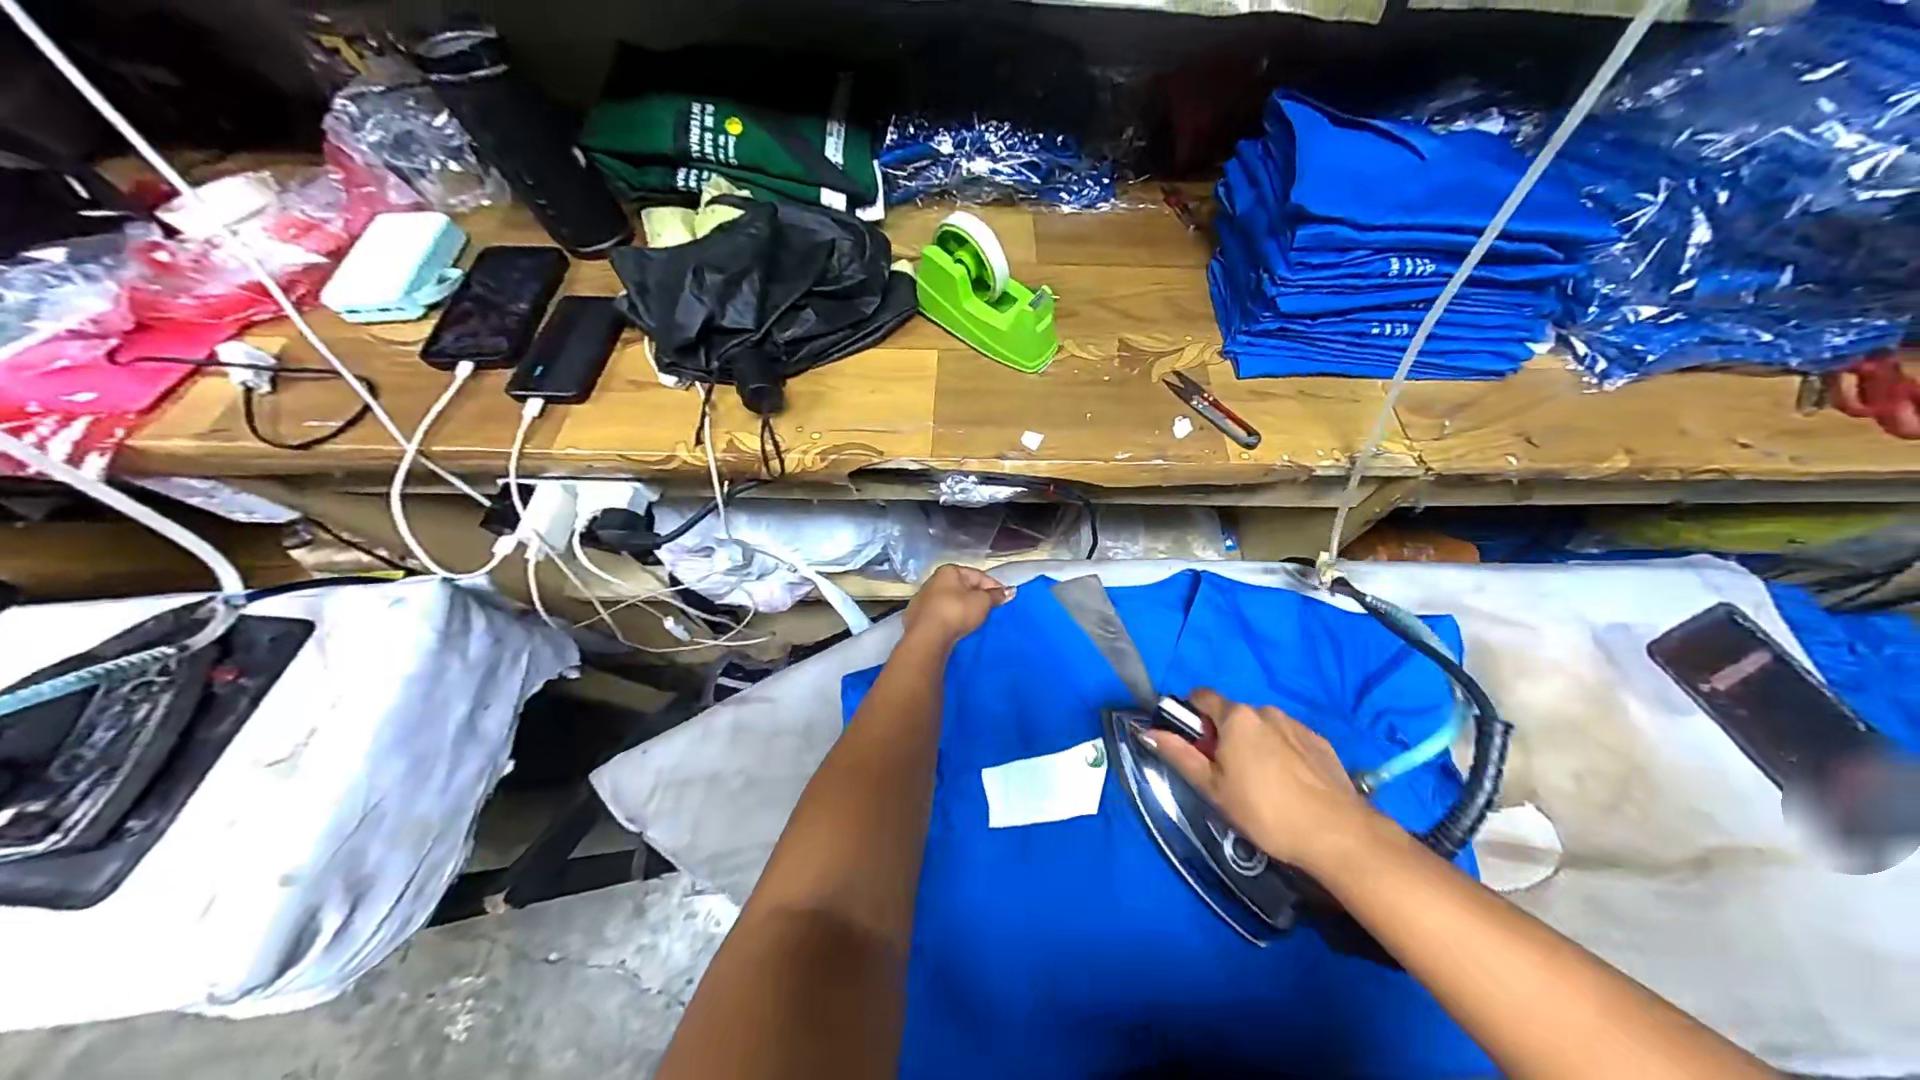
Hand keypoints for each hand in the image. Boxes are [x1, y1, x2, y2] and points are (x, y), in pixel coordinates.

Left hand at [901, 565, 1013, 647]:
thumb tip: (1009, 591)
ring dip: (963, 608)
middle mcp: (933, 581)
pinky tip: (957, 627)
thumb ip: (995, 595)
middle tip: (992, 609)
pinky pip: (940, 615)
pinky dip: (950, 619)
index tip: (1004, 599)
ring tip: (976, 620)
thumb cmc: (957, 611)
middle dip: (977, 597)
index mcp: (948, 571)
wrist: (927, 636)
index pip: (977, 575)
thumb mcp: (982, 602)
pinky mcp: (917, 617)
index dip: (993, 586)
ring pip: (950, 602)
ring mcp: (922, 599)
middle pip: (962, 587)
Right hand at [1142, 688, 1384, 872]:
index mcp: (1236, 717)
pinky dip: (1282, 754)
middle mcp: (1266, 711)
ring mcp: (1297, 725)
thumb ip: (1179, 755)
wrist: (1337, 833)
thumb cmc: (1264, 810)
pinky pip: (1290, 740)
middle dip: (1224, 736)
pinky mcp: (1321, 743)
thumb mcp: (1212, 787)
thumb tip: (1148, 731)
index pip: (1201, 697)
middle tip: (1226, 775)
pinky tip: (1290, 786)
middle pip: (1233, 715)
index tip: (1192, 746)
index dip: (1191, 717)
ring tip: (1262, 785)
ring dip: (1254, 745)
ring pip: (1263, 728)